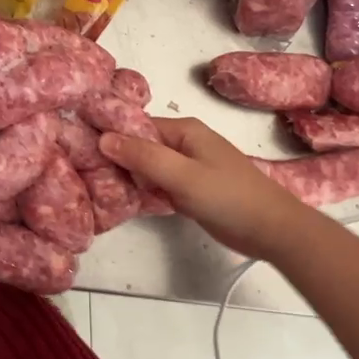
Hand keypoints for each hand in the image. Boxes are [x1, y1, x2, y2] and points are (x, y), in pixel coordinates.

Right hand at [98, 117, 319, 261]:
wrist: (275, 232)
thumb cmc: (230, 197)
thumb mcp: (182, 175)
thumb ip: (143, 157)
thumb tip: (102, 138)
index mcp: (183, 130)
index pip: (135, 126)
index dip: (110, 136)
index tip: (82, 151)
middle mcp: (184, 143)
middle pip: (139, 145)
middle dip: (117, 159)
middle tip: (88, 175)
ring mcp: (188, 166)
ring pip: (147, 166)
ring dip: (129, 177)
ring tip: (100, 188)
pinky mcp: (191, 189)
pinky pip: (158, 183)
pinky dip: (144, 190)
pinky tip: (125, 201)